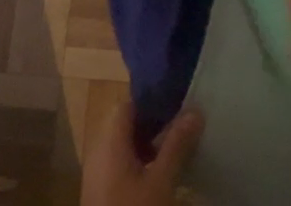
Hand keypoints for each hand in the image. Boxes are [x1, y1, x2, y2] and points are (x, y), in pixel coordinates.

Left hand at [81, 102, 202, 205]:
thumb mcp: (161, 182)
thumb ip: (177, 145)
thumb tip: (195, 110)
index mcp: (109, 140)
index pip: (128, 104)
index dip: (152, 101)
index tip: (178, 103)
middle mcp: (98, 149)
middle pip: (125, 123)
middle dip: (153, 124)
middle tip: (182, 128)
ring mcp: (96, 171)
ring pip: (122, 144)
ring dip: (147, 144)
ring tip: (175, 150)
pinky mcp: (99, 189)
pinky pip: (118, 163)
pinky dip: (138, 161)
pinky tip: (158, 175)